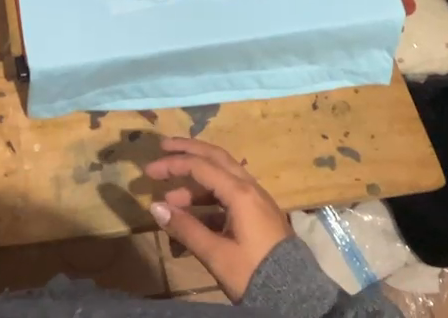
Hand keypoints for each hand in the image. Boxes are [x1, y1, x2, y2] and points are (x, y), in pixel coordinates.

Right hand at [145, 137, 292, 301]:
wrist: (297, 299)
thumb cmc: (254, 273)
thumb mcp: (217, 255)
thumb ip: (186, 229)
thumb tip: (156, 207)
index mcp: (240, 193)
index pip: (200, 166)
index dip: (172, 165)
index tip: (149, 170)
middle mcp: (250, 188)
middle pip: (215, 157)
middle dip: (188, 151)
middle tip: (163, 148)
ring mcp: (257, 201)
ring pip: (223, 176)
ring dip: (196, 181)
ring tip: (172, 199)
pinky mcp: (260, 215)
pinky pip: (230, 195)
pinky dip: (209, 198)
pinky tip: (195, 217)